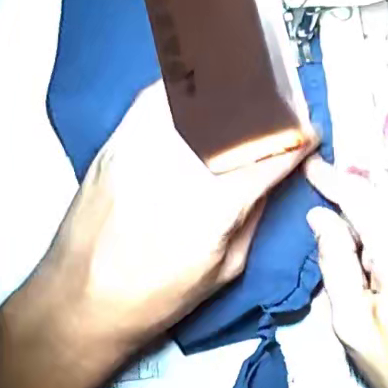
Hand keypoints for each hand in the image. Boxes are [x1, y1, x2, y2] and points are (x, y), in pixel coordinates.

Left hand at [8, 84, 311, 387]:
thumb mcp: (226, 268)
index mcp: (213, 207)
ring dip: (234, 90)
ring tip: (255, 88)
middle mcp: (177, 167)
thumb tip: (271, 176)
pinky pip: (159, 95)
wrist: (78, 300)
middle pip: (237, 116)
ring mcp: (142, 148)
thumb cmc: (156, 298)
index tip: (310, 134)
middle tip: (287, 106)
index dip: (297, 141)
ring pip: (199, 96)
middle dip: (271, 107)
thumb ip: (253, 214)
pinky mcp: (117, 141)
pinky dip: (187, 88)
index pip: (269, 157)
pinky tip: (204, 90)